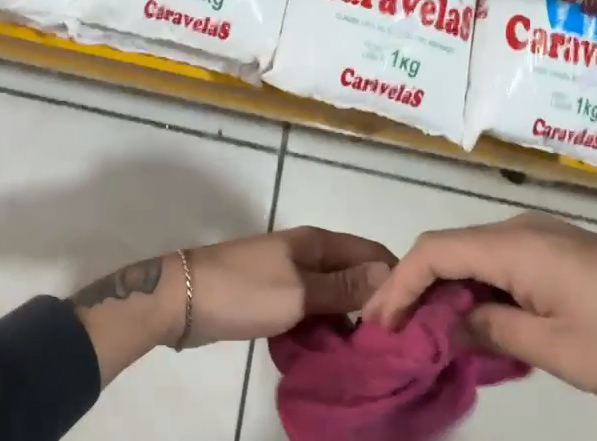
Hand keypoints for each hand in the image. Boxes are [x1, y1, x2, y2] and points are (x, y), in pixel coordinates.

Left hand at [182, 226, 396, 347]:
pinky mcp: (273, 296)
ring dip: (347, 318)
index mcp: (317, 243)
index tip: (414, 314)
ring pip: (332, 294)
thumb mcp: (299, 292)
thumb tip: (389, 273)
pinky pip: (310, 308)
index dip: (395, 277)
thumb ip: (343, 287)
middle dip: (374, 302)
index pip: (371, 251)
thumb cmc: (244, 291)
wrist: (182, 298)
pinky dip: (322, 325)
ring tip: (367, 352)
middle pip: (354, 274)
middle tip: (392, 342)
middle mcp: (308, 253)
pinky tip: (331, 350)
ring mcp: (288, 274)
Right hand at [361, 213, 596, 410]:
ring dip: (454, 292)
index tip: (377, 325)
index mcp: (519, 244)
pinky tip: (486, 328)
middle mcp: (529, 228)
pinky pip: (511, 265)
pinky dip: (487, 292)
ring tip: (434, 336)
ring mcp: (554, 238)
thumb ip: (492, 331)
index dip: (398, 284)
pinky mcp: (573, 255)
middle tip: (398, 335)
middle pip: (454, 249)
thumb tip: (451, 322)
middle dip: (420, 288)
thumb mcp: (558, 351)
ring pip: (482, 257)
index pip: (435, 251)